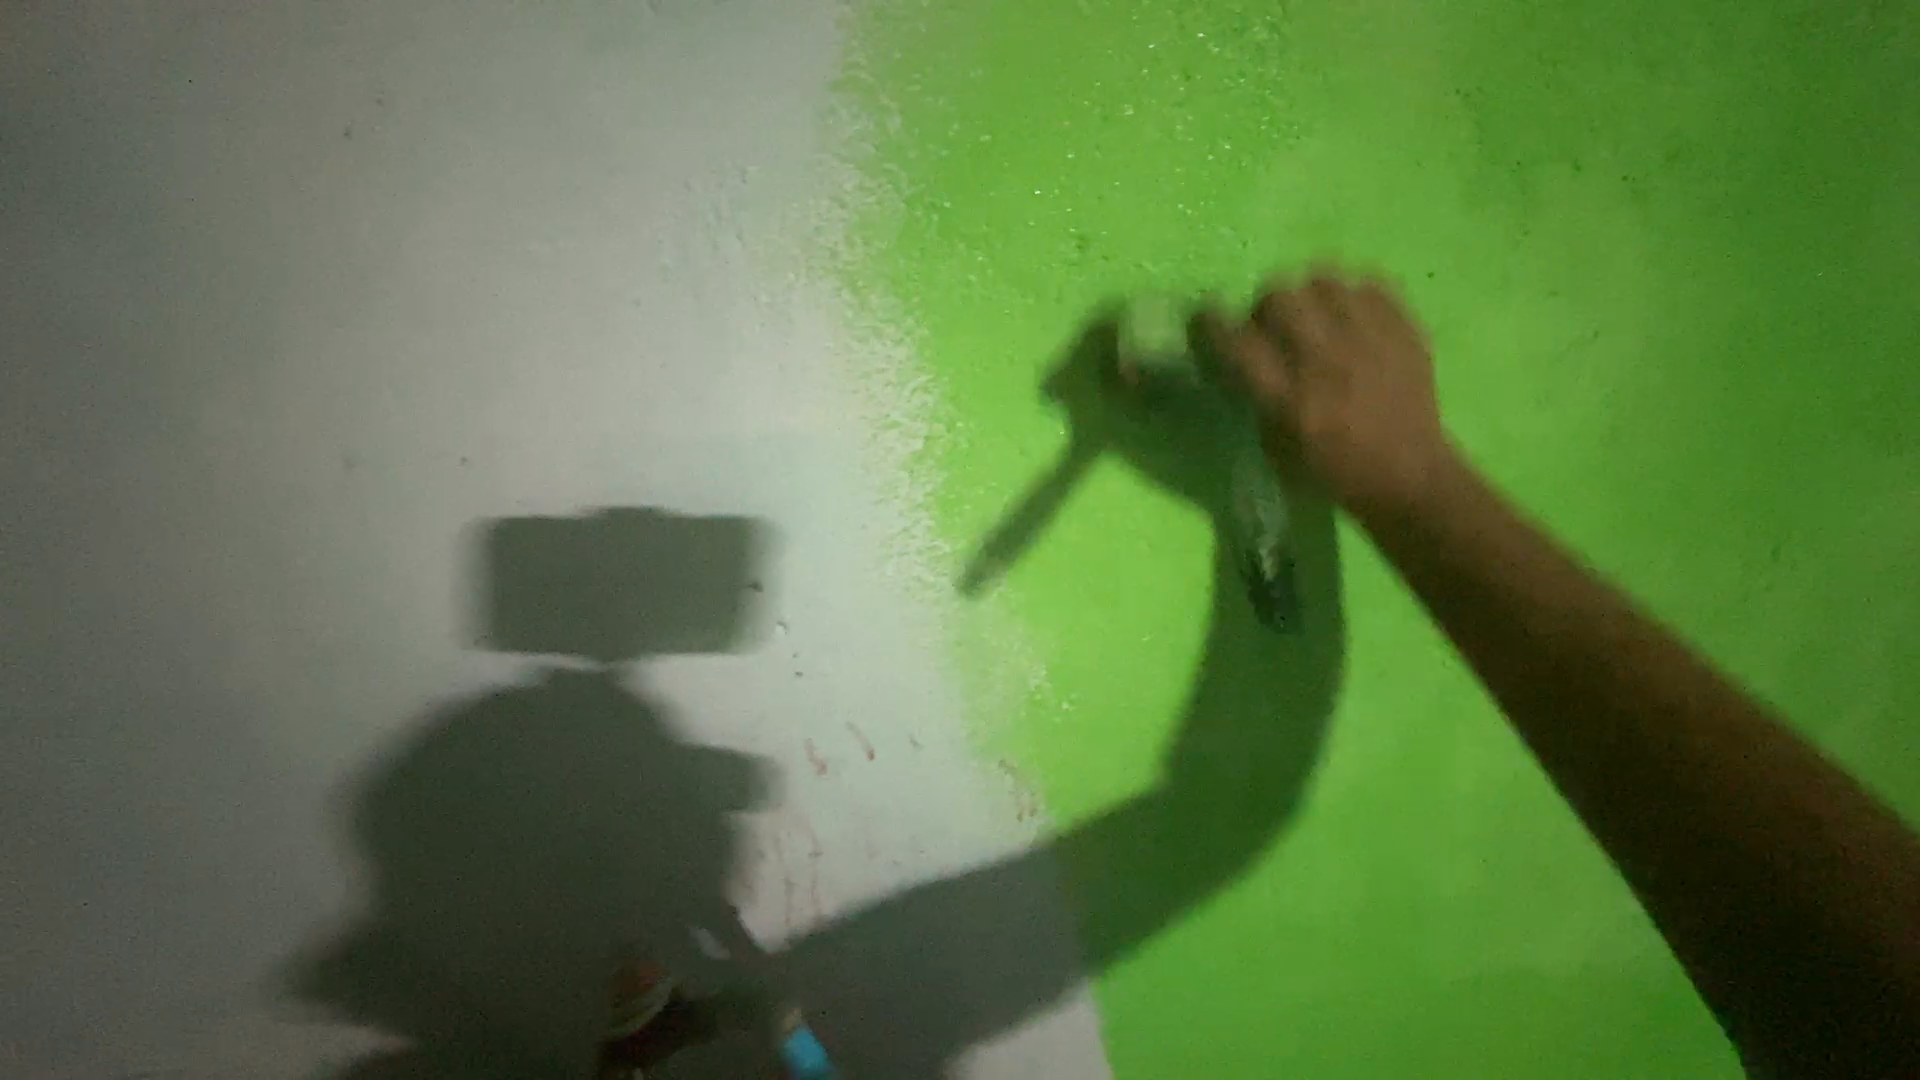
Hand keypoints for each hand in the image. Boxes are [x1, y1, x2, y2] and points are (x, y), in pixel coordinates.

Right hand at [1205, 270, 1457, 519]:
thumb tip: (1245, 358)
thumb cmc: (1332, 471)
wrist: (1408, 476)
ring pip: (1325, 279)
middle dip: (1266, 305)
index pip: (1239, 344)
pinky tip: (1351, 315)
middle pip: (1280, 298)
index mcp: (1290, 399)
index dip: (1213, 323)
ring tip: (1315, 312)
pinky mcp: (1404, 332)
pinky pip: (1372, 284)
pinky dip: (1353, 294)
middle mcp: (1326, 362)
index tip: (1207, 316)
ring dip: (1310, 292)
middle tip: (1272, 323)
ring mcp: (1370, 342)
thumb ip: (1259, 398)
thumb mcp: (1278, 446)